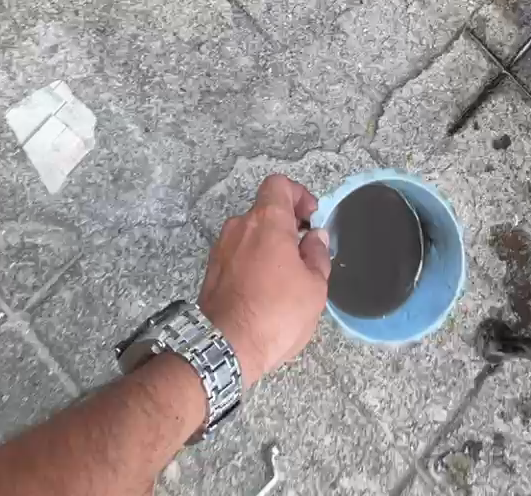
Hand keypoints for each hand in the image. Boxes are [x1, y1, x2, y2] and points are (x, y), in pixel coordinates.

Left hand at [197, 174, 331, 388]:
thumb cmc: (275, 313)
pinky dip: (253, 260)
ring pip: (251, 233)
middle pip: (265, 210)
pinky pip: (238, 253)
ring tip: (286, 277)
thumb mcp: (314, 287)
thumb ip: (317, 254)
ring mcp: (222, 246)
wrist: (226, 346)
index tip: (311, 217)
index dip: (298, 194)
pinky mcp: (213, 268)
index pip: (279, 184)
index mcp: (267, 221)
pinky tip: (265, 289)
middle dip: (287, 225)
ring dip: (270, 245)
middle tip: (304, 252)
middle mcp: (240, 226)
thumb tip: (315, 238)